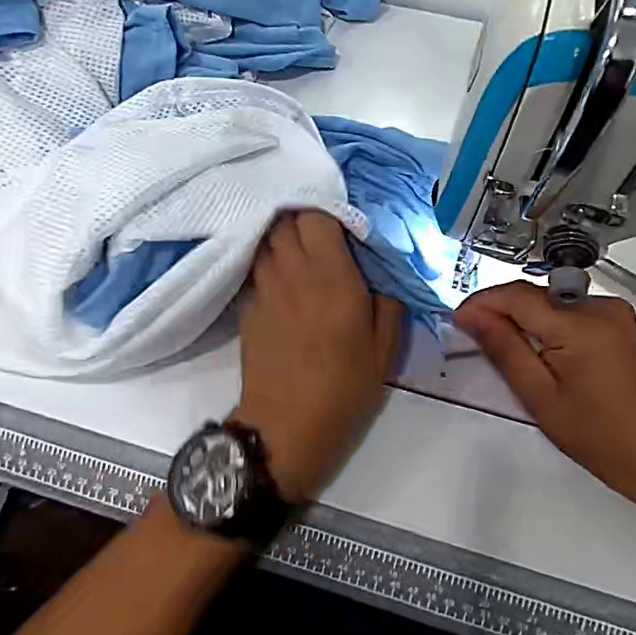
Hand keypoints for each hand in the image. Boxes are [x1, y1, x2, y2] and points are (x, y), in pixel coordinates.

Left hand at [236, 210, 403, 501]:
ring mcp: (265, 288)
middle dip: (302, 217)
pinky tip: (283, 281)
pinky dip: (269, 264)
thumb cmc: (344, 386)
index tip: (342, 222)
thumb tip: (381, 277)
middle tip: (322, 232)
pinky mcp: (247, 307)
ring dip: (283, 237)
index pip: (317, 216)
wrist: (287, 424)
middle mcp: (293, 271)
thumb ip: (388, 302)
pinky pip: (257, 269)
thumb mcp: (385, 348)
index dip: (327, 210)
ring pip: (267, 240)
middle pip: (286, 220)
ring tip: (300, 251)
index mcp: (332, 275)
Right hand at [455, 281, 635, 498]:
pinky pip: (569, 306)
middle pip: (534, 294)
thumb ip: (503, 347)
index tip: (459, 318)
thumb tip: (472, 316)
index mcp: (580, 327)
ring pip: (550, 298)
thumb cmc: (596, 433)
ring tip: (506, 344)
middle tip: (475, 334)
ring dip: (524, 315)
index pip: (518, 296)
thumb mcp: (538, 394)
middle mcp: (601, 308)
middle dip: (501, 310)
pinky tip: (539, 346)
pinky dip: (548, 320)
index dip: (483, 303)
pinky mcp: (617, 317)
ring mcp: (613, 310)